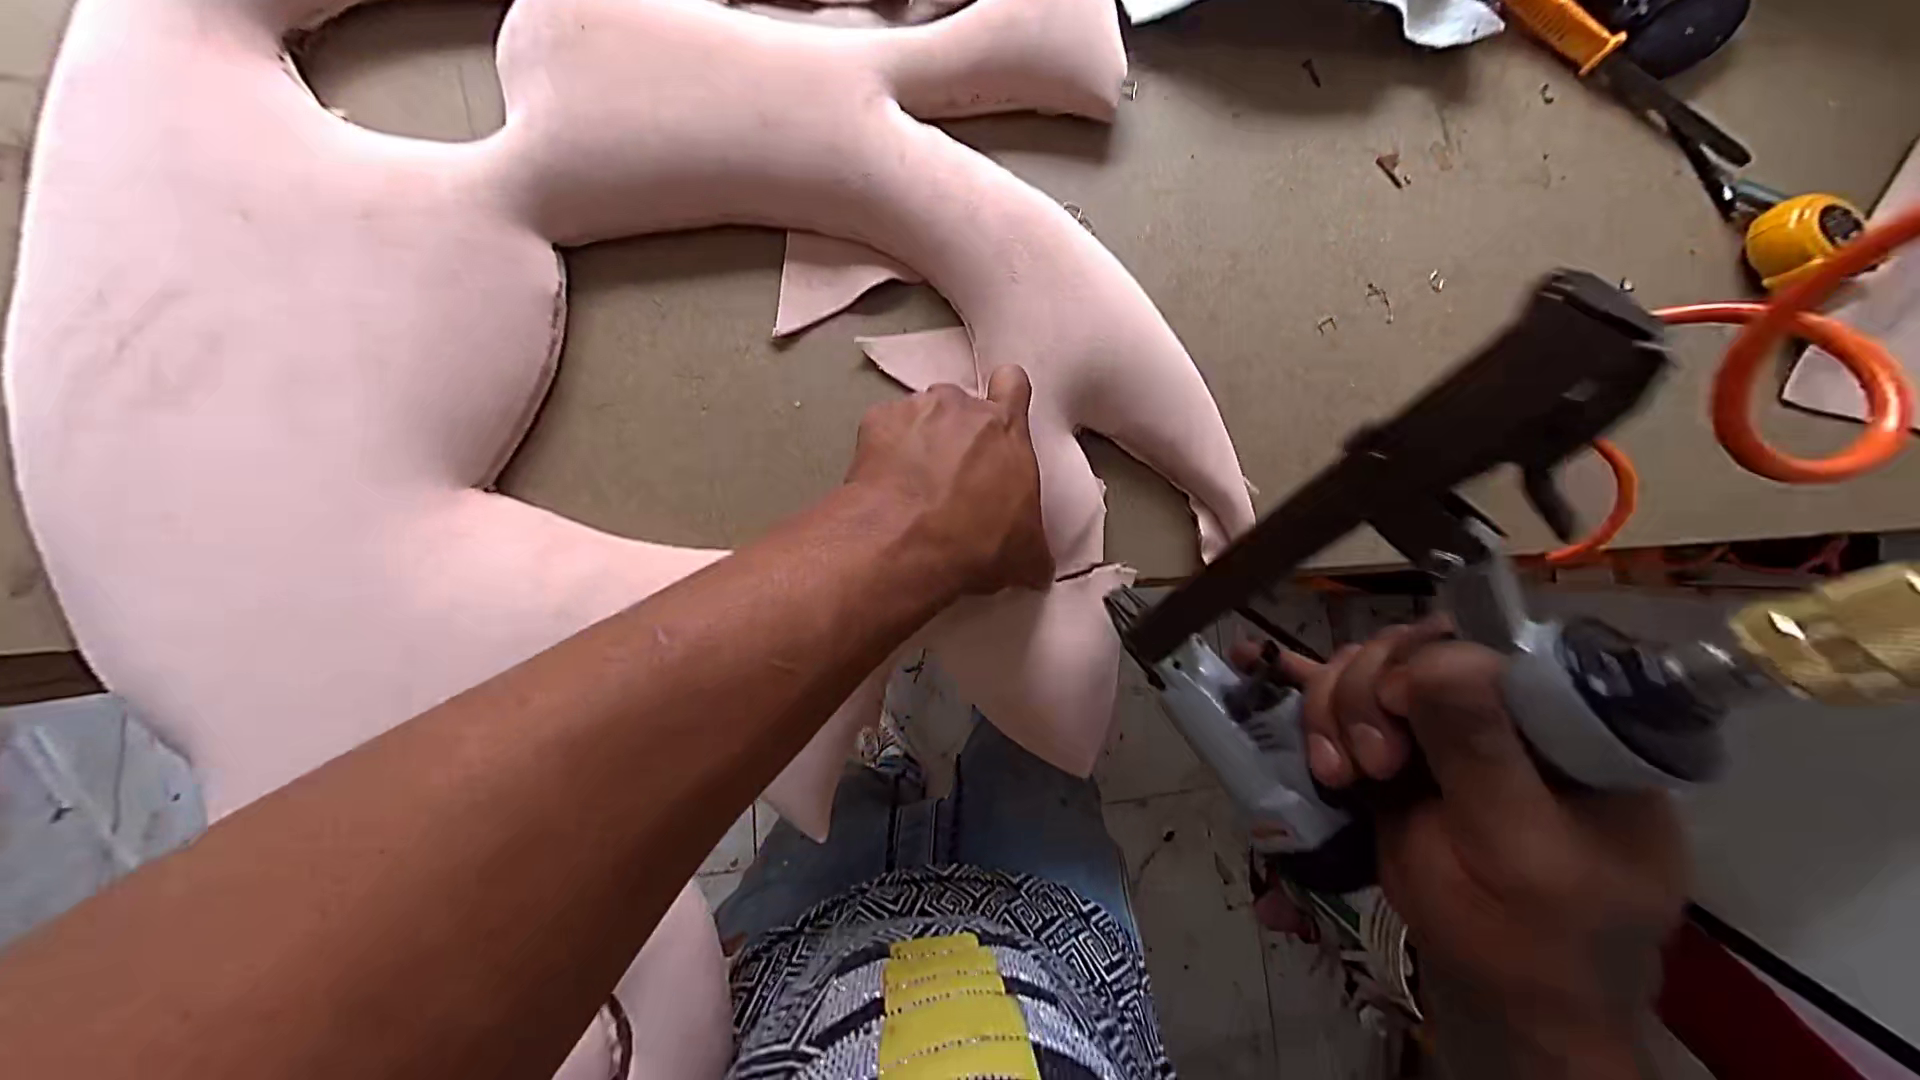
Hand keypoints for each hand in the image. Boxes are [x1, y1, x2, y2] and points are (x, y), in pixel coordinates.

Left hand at [845, 365, 1052, 596]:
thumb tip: (1038, 568)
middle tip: (952, 474)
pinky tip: (886, 485)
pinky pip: (884, 428)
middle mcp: (961, 408)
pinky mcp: (876, 422)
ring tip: (914, 485)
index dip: (1006, 397)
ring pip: (920, 415)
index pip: (1013, 383)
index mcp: (1006, 429)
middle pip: (961, 405)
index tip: (998, 420)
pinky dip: (884, 450)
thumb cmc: (972, 544)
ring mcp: (915, 411)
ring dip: (919, 441)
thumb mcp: (1025, 555)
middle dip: (957, 433)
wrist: (904, 547)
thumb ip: (1035, 546)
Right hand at [1262, 628, 1688, 1075]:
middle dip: (1360, 703)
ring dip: (1324, 712)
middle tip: (1364, 770)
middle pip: (1400, 656)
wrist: (1504, 991)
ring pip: (1356, 673)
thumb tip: (1437, 659)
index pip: (1473, 652)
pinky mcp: (1387, 748)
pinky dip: (1293, 682)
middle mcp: (1491, 710)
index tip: (1390, 725)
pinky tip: (1249, 658)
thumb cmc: (1534, 934)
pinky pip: (1334, 700)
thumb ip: (1482, 753)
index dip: (1416, 671)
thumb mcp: (1519, 848)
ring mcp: (1431, 728)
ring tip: (1331, 774)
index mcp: (1552, 722)